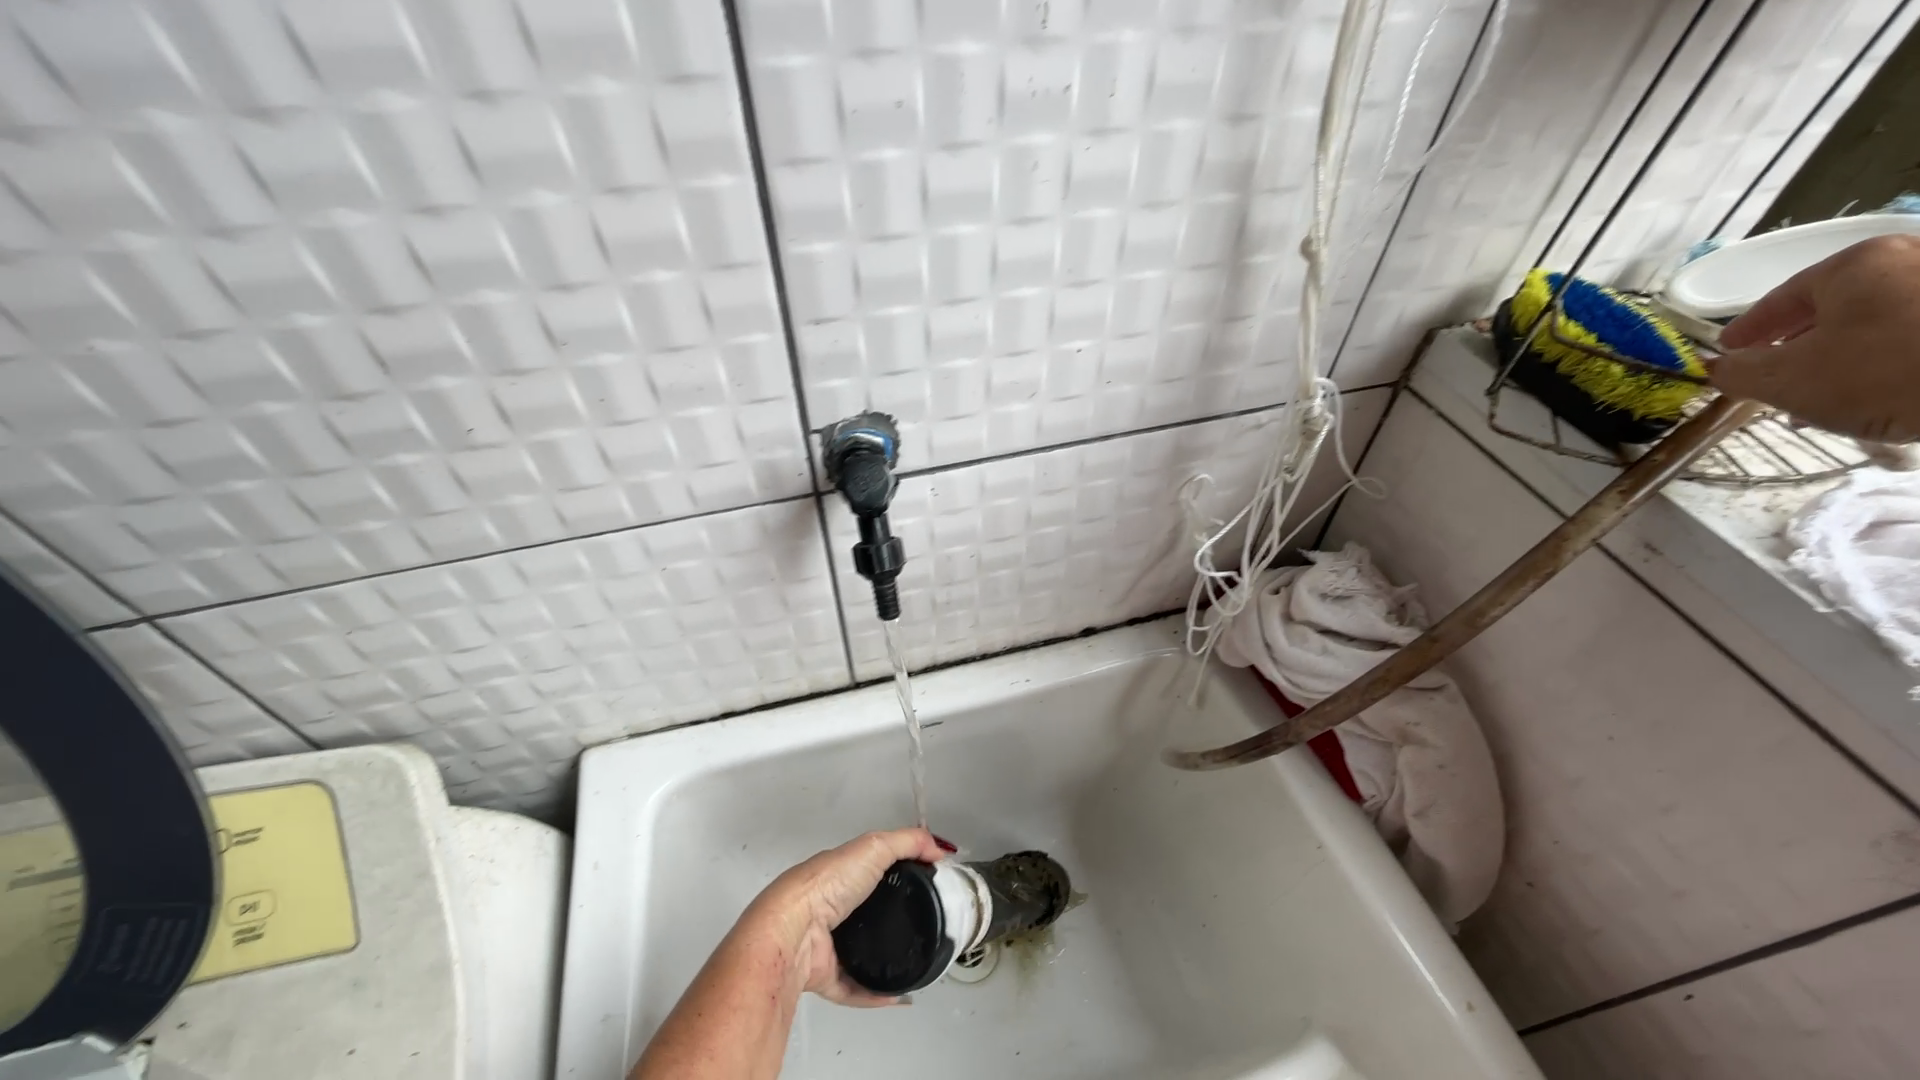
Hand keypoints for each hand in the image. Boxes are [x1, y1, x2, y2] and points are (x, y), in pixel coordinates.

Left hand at [738, 828, 944, 1006]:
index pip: (871, 871)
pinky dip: (876, 993)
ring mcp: (825, 944)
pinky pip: (855, 987)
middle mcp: (829, 908)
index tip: (929, 885)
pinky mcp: (822, 976)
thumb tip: (940, 849)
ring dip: (886, 959)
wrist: (792, 933)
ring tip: (916, 961)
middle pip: (866, 913)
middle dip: (893, 920)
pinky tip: (900, 994)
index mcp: (837, 875)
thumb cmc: (828, 884)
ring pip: (861, 952)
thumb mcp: (873, 847)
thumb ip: (908, 842)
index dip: (898, 874)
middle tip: (927, 926)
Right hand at [1711, 234, 1919, 441]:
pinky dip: (1892, 360)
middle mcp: (1912, 258)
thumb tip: (1717, 367)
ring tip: (1830, 396)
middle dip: (1799, 347)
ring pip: (1879, 323)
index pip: (1781, 298)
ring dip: (1846, 357)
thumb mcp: (1787, 380)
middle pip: (1835, 308)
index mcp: (1856, 263)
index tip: (1728, 353)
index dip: (1747, 330)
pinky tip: (1885, 392)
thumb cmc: (1885, 372)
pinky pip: (1918, 336)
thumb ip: (1738, 372)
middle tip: (1777, 380)